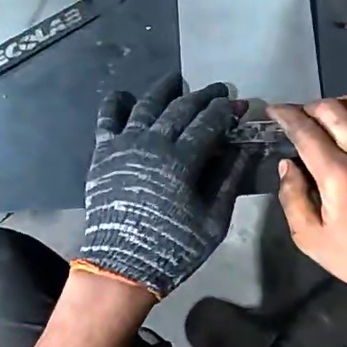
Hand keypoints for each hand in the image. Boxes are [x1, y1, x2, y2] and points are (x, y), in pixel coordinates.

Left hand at [78, 72, 257, 297]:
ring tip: (177, 80)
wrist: (122, 266)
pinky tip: (124, 95)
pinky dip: (116, 104)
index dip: (225, 111)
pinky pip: (108, 120)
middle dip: (203, 96)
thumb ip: (228, 181)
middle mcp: (152, 144)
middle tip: (219, 89)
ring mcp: (125, 146)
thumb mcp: (213, 221)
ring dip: (165, 90)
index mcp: (182, 160)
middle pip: (181, 109)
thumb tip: (243, 151)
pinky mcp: (104, 154)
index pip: (208, 123)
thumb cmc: (173, 247)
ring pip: (147, 106)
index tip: (239, 105)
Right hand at [269, 97, 346, 301]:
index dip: (287, 115)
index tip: (275, 110)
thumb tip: (287, 166)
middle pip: (338, 111)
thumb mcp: (311, 239)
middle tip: (304, 114)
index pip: (306, 132)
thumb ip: (293, 199)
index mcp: (338, 175)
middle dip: (314, 106)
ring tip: (341, 108)